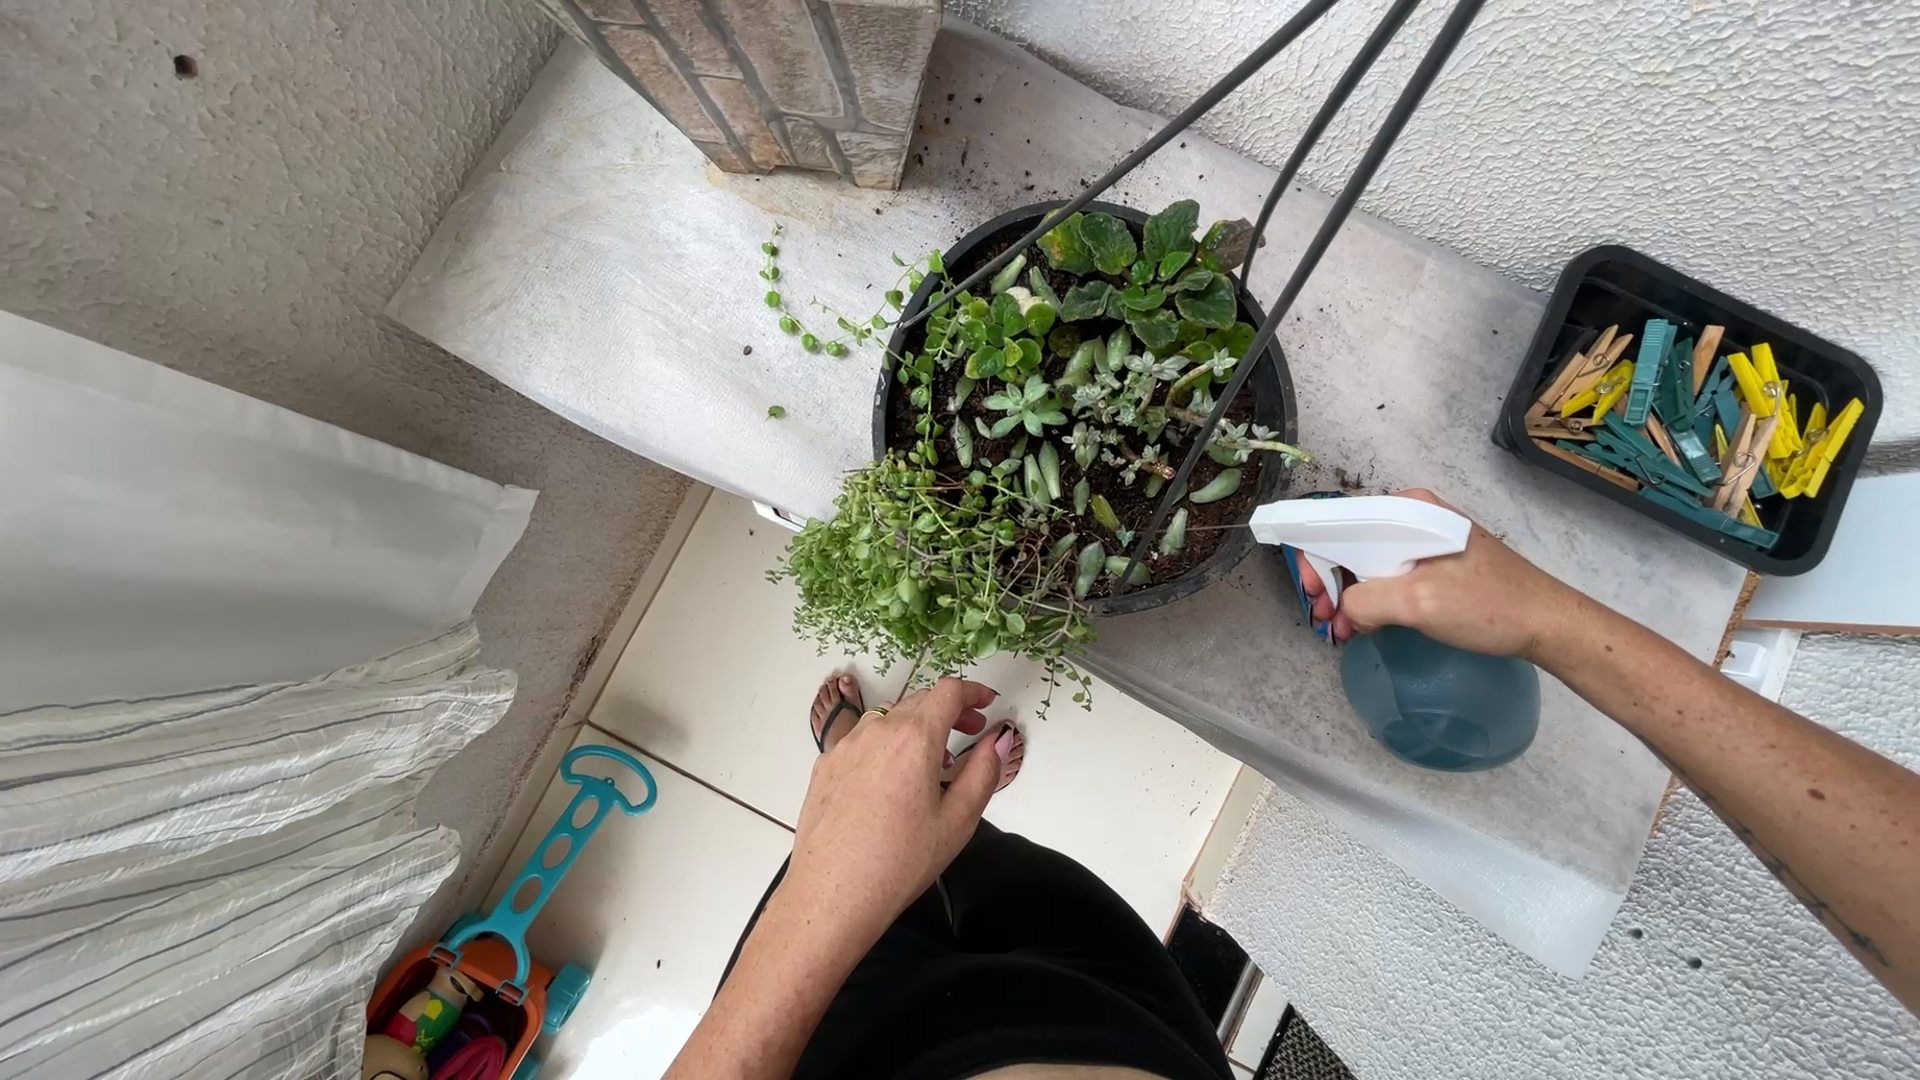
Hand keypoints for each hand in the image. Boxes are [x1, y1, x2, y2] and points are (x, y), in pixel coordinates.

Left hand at [775, 677, 1005, 942]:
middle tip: (970, 733)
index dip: (973, 690)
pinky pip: (864, 740)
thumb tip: (1000, 737)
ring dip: (917, 726)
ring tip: (931, 763)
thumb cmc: (901, 860)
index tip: (987, 702)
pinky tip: (891, 781)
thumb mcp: (958, 819)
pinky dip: (887, 744)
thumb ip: (984, 770)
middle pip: (919, 701)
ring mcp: (846, 744)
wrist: (830, 894)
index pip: (948, 691)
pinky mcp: (825, 764)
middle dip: (950, 710)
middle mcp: (877, 729)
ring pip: (890, 718)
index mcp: (914, 737)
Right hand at [1307, 488, 1580, 659]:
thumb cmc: (1489, 606)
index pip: (1339, 525)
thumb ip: (1365, 600)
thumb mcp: (1418, 602)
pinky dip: (1369, 600)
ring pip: (1364, 564)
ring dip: (1346, 597)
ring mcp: (1422, 541)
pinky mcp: (1432, 563)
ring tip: (1341, 630)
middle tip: (1324, 618)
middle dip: (1329, 583)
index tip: (1312, 594)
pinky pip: (1385, 575)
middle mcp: (1411, 518)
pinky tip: (1363, 624)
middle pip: (1348, 545)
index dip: (1315, 558)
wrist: (1550, 627)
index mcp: (1408, 511)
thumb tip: (1345, 609)